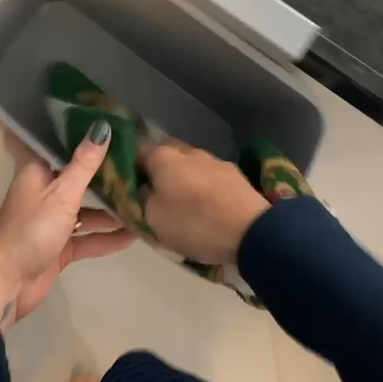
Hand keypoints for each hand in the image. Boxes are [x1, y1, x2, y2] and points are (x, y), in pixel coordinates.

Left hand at [0, 122, 135, 328]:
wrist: (6, 283)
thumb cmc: (31, 229)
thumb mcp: (61, 194)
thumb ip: (84, 164)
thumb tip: (103, 127)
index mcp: (38, 170)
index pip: (60, 142)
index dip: (81, 131)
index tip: (108, 120)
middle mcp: (46, 190)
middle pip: (78, 175)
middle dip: (104, 170)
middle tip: (138, 159)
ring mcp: (53, 220)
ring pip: (86, 209)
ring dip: (110, 208)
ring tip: (143, 199)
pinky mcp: (60, 246)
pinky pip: (88, 237)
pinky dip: (107, 237)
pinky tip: (133, 236)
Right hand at [141, 139, 269, 265]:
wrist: (251, 231)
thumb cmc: (195, 223)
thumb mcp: (153, 220)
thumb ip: (141, 200)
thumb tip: (143, 190)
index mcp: (162, 157)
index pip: (136, 152)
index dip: (131, 169)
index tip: (131, 188)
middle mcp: (186, 150)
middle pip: (165, 155)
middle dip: (159, 171)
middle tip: (157, 196)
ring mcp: (213, 159)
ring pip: (189, 164)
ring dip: (184, 178)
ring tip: (186, 204)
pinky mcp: (234, 173)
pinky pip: (210, 176)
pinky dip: (206, 187)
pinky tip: (209, 206)